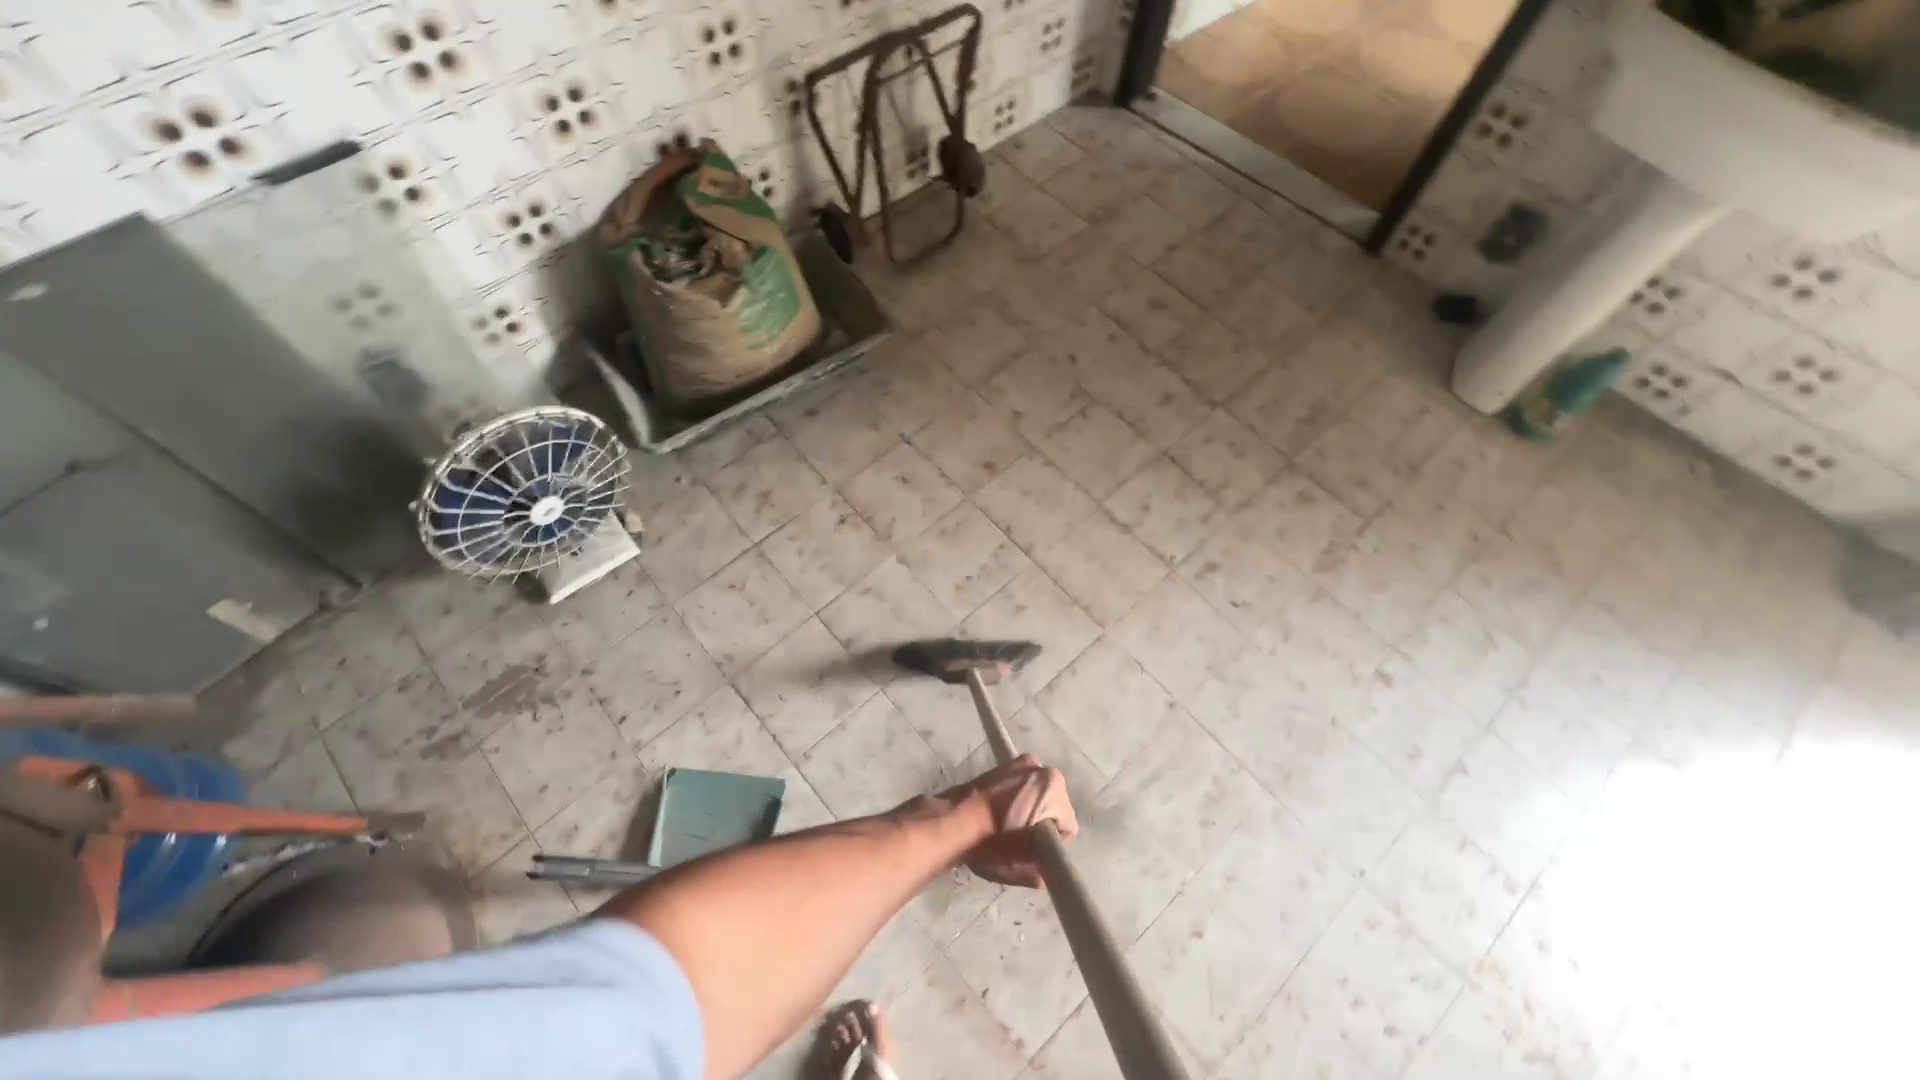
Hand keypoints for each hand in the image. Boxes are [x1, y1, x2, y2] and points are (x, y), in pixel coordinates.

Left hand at [943, 754, 1077, 887]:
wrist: (954, 819)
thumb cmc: (991, 840)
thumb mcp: (1020, 864)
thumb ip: (1040, 871)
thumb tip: (1043, 876)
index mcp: (1054, 788)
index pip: (1067, 826)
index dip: (1051, 844)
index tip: (1033, 853)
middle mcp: (1044, 769)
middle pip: (1055, 809)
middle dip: (1042, 825)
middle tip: (1020, 841)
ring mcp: (1024, 762)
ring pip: (1040, 797)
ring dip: (1031, 811)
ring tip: (1008, 827)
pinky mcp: (1007, 764)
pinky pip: (1024, 787)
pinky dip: (1018, 799)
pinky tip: (1001, 813)